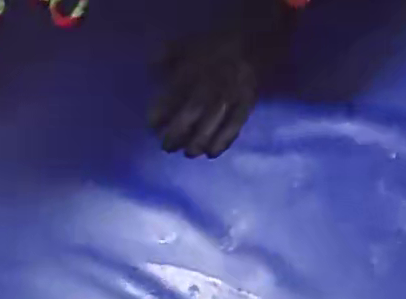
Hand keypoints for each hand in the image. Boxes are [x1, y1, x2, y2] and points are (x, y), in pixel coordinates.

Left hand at [149, 3, 294, 158]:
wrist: (254, 37)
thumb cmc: (215, 45)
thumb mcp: (188, 44)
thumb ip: (168, 56)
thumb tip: (150, 67)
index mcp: (193, 72)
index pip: (169, 99)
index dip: (158, 116)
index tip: (151, 125)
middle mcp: (208, 89)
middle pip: (186, 120)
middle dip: (173, 137)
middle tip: (166, 146)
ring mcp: (227, 99)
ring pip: (207, 130)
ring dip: (194, 146)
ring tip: (188, 152)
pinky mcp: (245, 106)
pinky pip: (232, 130)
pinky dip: (220, 145)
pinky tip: (210, 154)